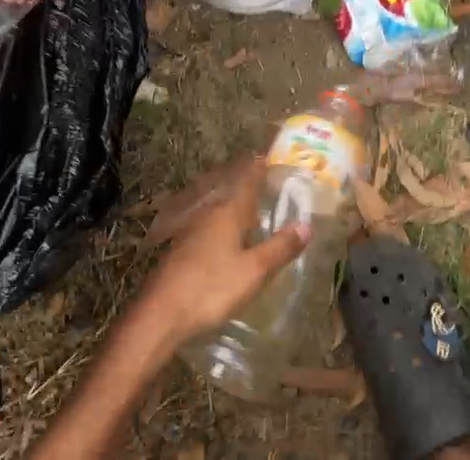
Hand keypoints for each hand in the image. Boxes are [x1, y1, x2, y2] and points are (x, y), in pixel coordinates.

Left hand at [135, 157, 308, 345]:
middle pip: (231, 194)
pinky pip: (210, 228)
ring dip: (236, 209)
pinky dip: (224, 227)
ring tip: (253, 214)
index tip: (270, 158)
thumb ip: (280, 247)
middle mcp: (208, 213)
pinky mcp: (182, 249)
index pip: (246, 180)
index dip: (258, 168)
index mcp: (228, 212)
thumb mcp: (254, 270)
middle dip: (248, 189)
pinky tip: (228, 242)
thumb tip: (306, 225)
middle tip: (268, 187)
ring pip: (219, 211)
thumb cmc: (212, 287)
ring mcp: (192, 231)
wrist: (163, 312)